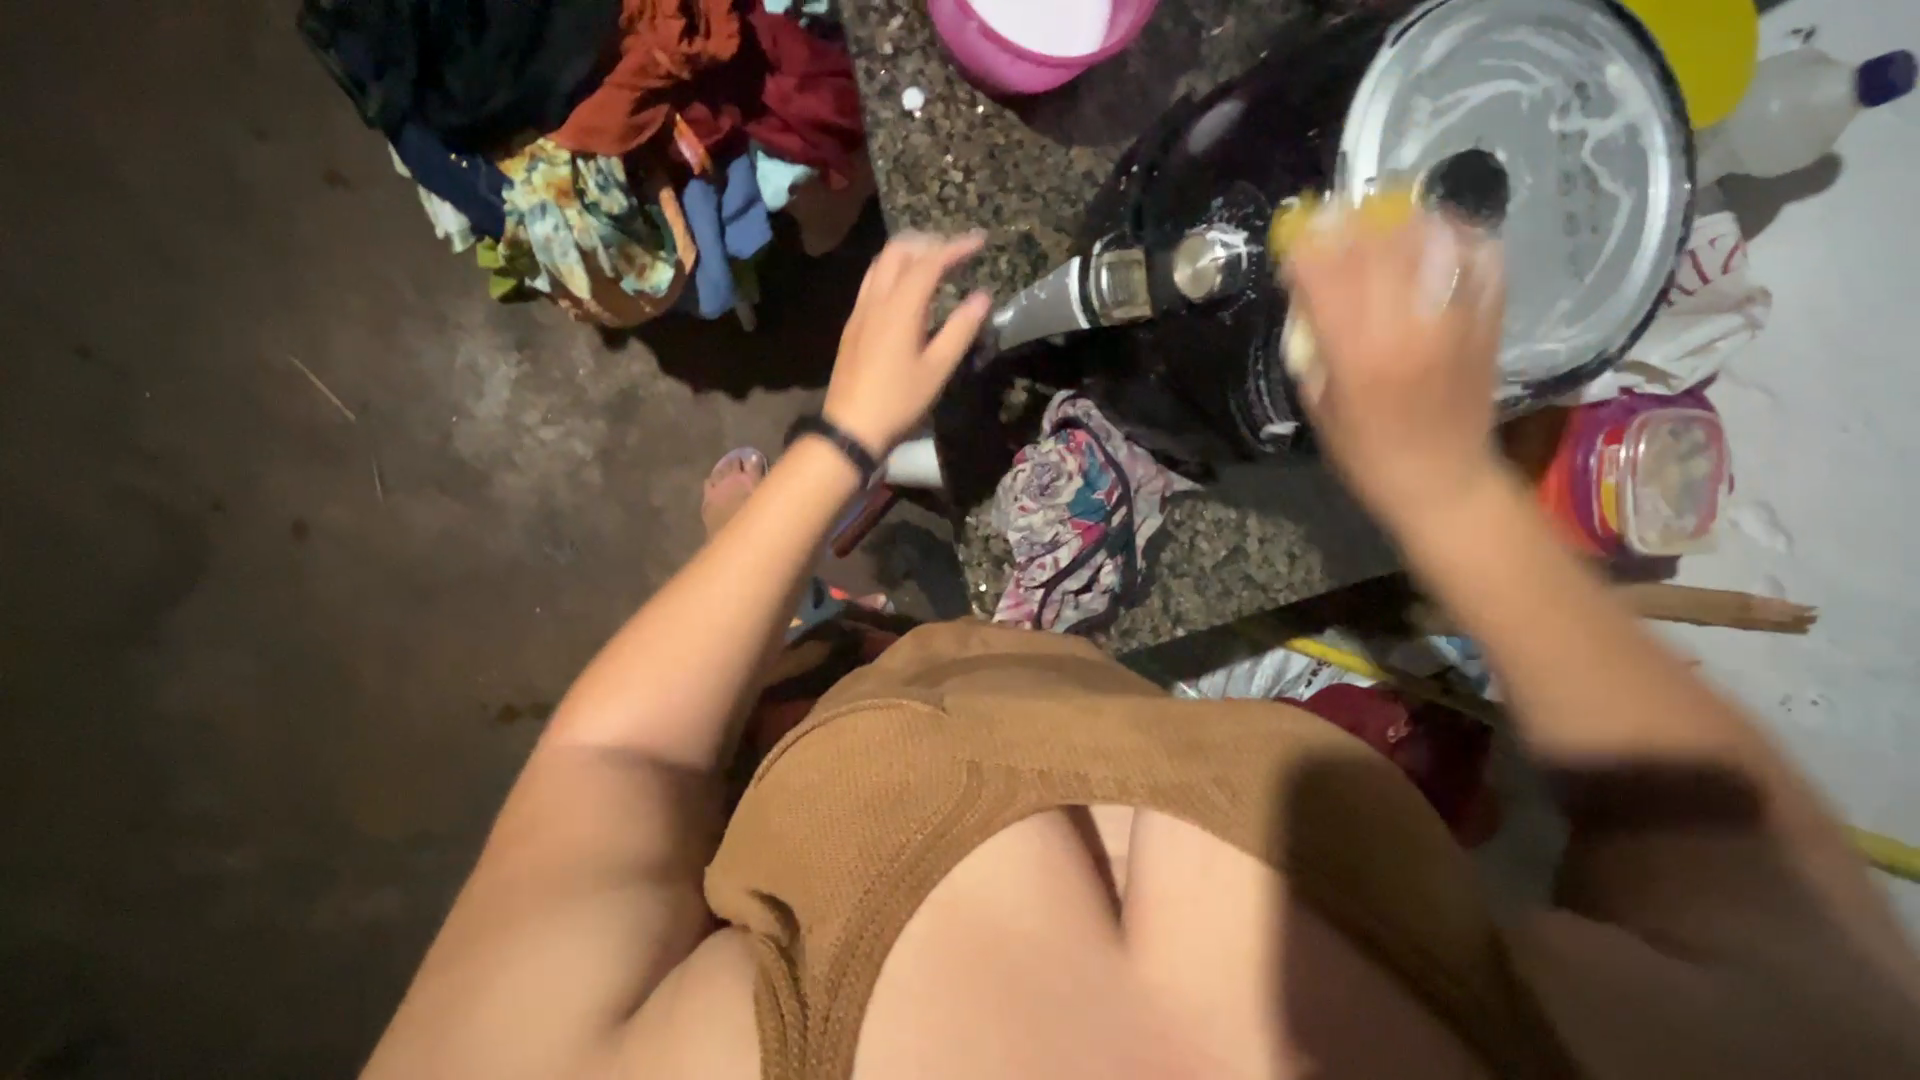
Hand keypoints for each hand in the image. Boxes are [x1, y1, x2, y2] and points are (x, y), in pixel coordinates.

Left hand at [822, 232, 992, 455]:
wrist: (851, 427)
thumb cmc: (899, 401)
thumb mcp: (937, 369)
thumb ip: (960, 329)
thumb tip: (982, 297)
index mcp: (900, 308)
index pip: (929, 261)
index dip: (956, 247)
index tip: (980, 242)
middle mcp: (876, 300)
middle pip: (898, 251)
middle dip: (929, 243)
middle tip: (955, 252)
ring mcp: (860, 311)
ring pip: (880, 264)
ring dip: (907, 254)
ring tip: (932, 263)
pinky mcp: (852, 325)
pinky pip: (872, 282)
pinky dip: (892, 272)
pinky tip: (905, 290)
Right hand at [1282, 212, 1507, 531]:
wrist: (1443, 479)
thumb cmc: (1367, 453)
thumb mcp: (1318, 403)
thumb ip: (1314, 344)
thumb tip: (1308, 293)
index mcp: (1356, 354)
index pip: (1324, 274)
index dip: (1304, 250)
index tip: (1294, 246)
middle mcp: (1407, 324)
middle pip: (1373, 244)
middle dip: (1346, 226)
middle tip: (1332, 222)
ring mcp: (1454, 315)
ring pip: (1427, 237)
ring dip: (1398, 221)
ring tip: (1381, 223)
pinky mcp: (1487, 316)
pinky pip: (1478, 253)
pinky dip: (1455, 234)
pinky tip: (1434, 235)